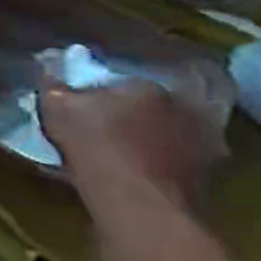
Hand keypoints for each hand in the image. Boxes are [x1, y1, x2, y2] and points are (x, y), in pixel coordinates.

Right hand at [38, 77, 224, 209]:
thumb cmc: (92, 144)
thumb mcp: (55, 108)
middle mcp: (181, 104)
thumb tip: (51, 62)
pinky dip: (162, 156)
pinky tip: (141, 168)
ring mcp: (203, 136)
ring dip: (149, 134)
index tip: (80, 108)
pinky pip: (178, 152)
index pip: (117, 83)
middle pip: (146, 103)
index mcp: (144, 85)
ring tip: (123, 150)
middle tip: (103, 127)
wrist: (138, 197)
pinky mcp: (210, 166)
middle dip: (128, 112)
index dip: (96, 95)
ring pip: (167, 127)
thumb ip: (54, 84)